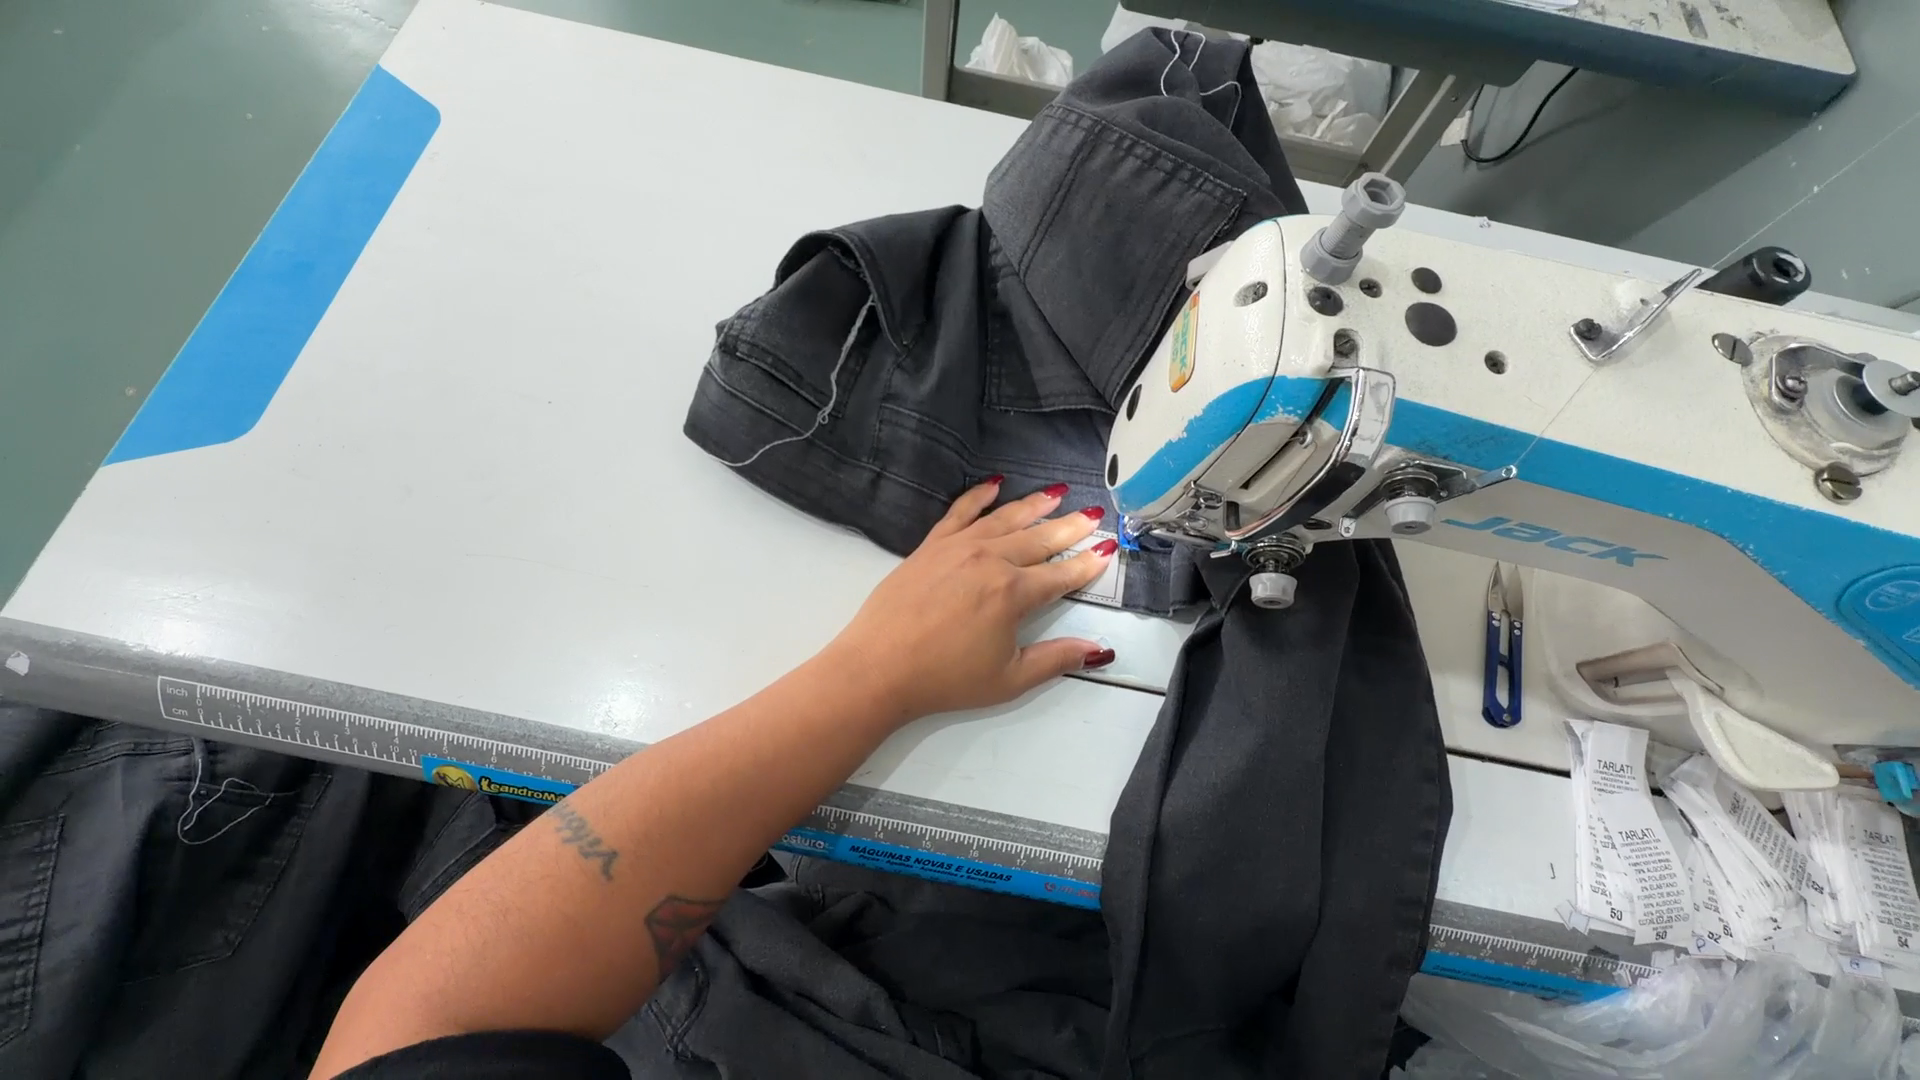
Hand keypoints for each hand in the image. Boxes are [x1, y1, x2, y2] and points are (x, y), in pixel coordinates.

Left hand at [820, 479, 1117, 725]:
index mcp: (1014, 593)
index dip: (1087, 565)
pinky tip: (994, 484)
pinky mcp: (931, 545)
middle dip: (1069, 527)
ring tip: (1057, 493)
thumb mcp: (1009, 679)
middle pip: (1039, 539)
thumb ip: (1056, 660)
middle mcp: (991, 560)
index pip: (1061, 575)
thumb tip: (1098, 650)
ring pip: (1005, 519)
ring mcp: (958, 547)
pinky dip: (978, 496)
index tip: (1106, 551)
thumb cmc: (945, 679)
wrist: (878, 667)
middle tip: (1092, 513)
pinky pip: (960, 512)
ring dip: (1033, 505)